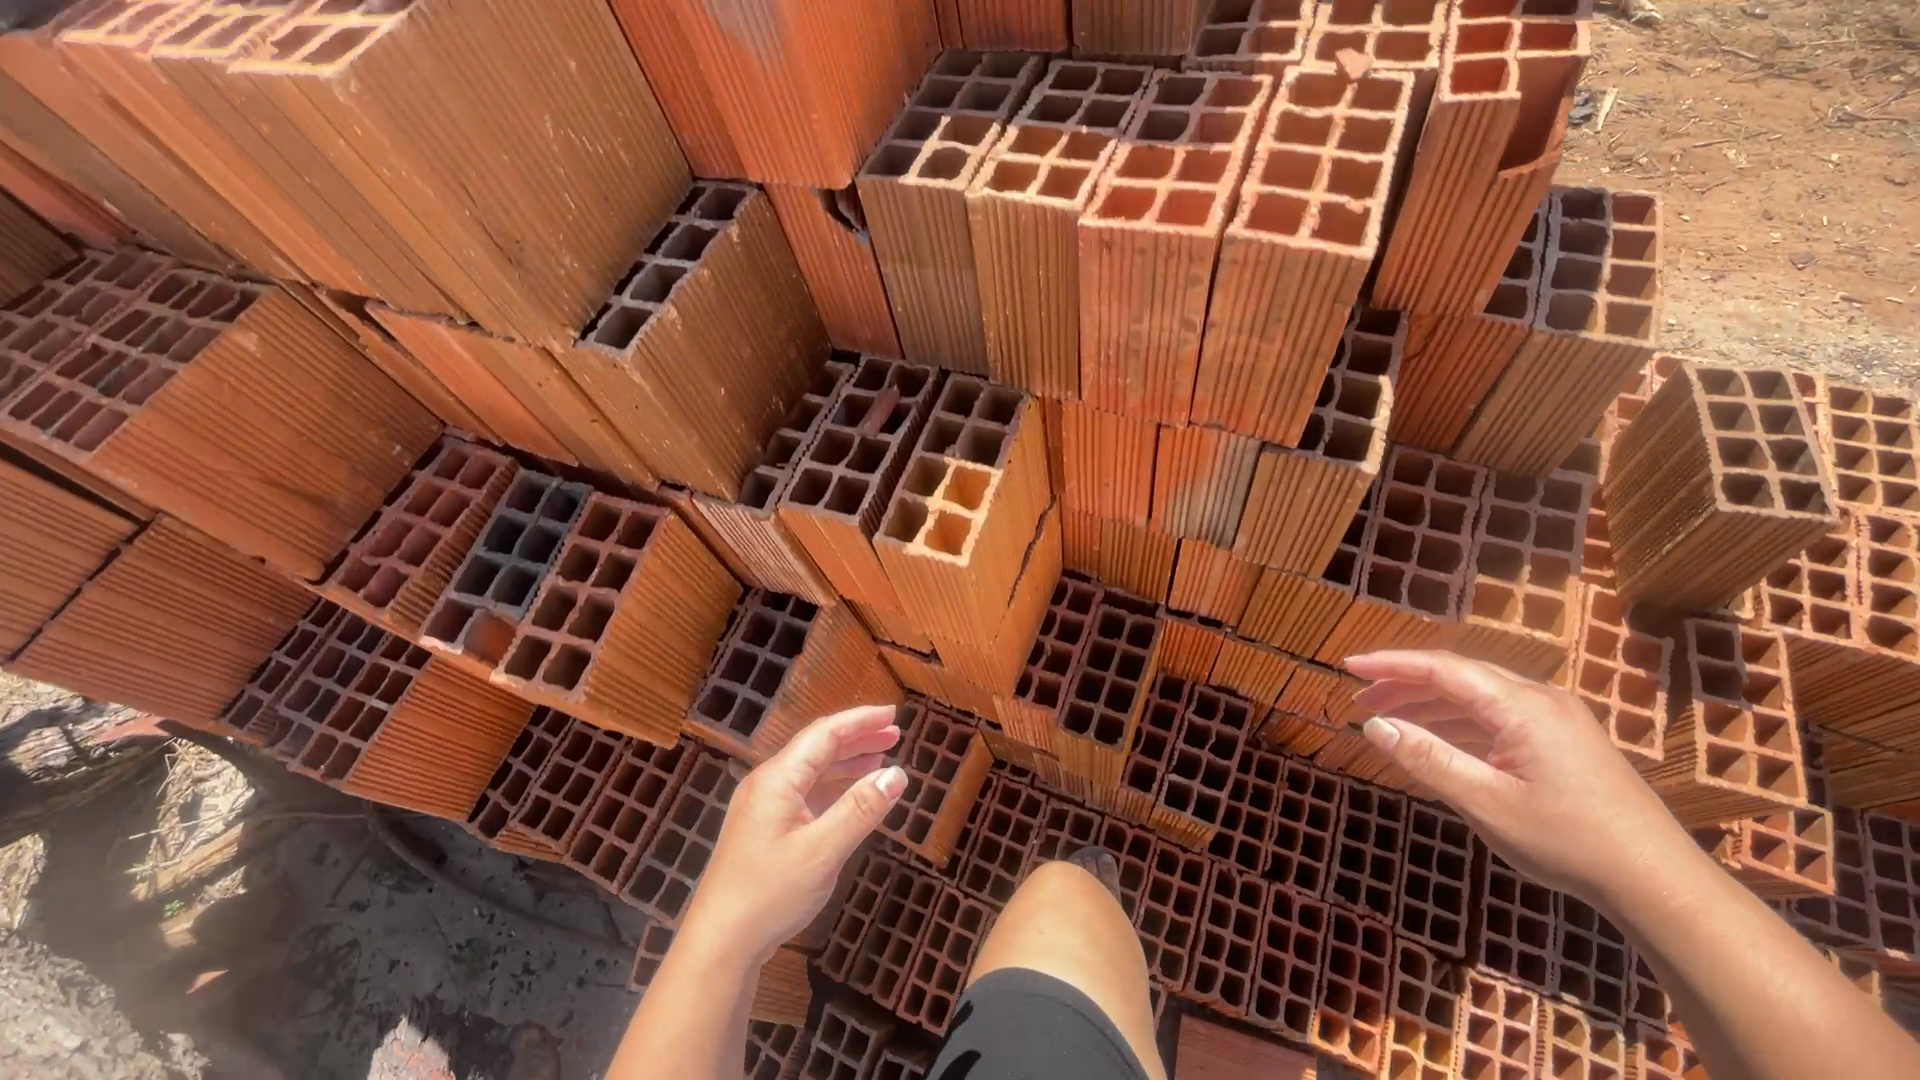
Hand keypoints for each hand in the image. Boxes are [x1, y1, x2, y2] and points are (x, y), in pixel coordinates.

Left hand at [680, 705, 908, 961]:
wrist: (720, 943)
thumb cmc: (771, 893)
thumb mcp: (823, 851)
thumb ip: (861, 810)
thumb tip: (898, 774)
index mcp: (778, 779)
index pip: (825, 734)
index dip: (860, 720)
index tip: (894, 713)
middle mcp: (768, 784)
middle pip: (817, 747)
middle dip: (857, 738)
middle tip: (895, 734)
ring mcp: (763, 807)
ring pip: (812, 771)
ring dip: (847, 763)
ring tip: (882, 760)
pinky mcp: (765, 829)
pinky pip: (805, 794)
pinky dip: (834, 788)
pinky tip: (853, 796)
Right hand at [1348, 650, 1695, 908]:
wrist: (1657, 881)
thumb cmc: (1568, 842)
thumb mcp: (1486, 803)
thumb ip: (1428, 759)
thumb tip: (1375, 726)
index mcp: (1523, 707)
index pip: (1442, 668)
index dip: (1391, 664)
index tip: (1348, 667)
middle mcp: (1541, 699)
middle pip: (1459, 676)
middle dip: (1405, 684)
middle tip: (1361, 701)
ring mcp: (1556, 718)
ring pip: (1477, 696)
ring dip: (1429, 704)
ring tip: (1387, 721)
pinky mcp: (1563, 739)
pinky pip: (1497, 715)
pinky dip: (1457, 722)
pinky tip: (1435, 739)